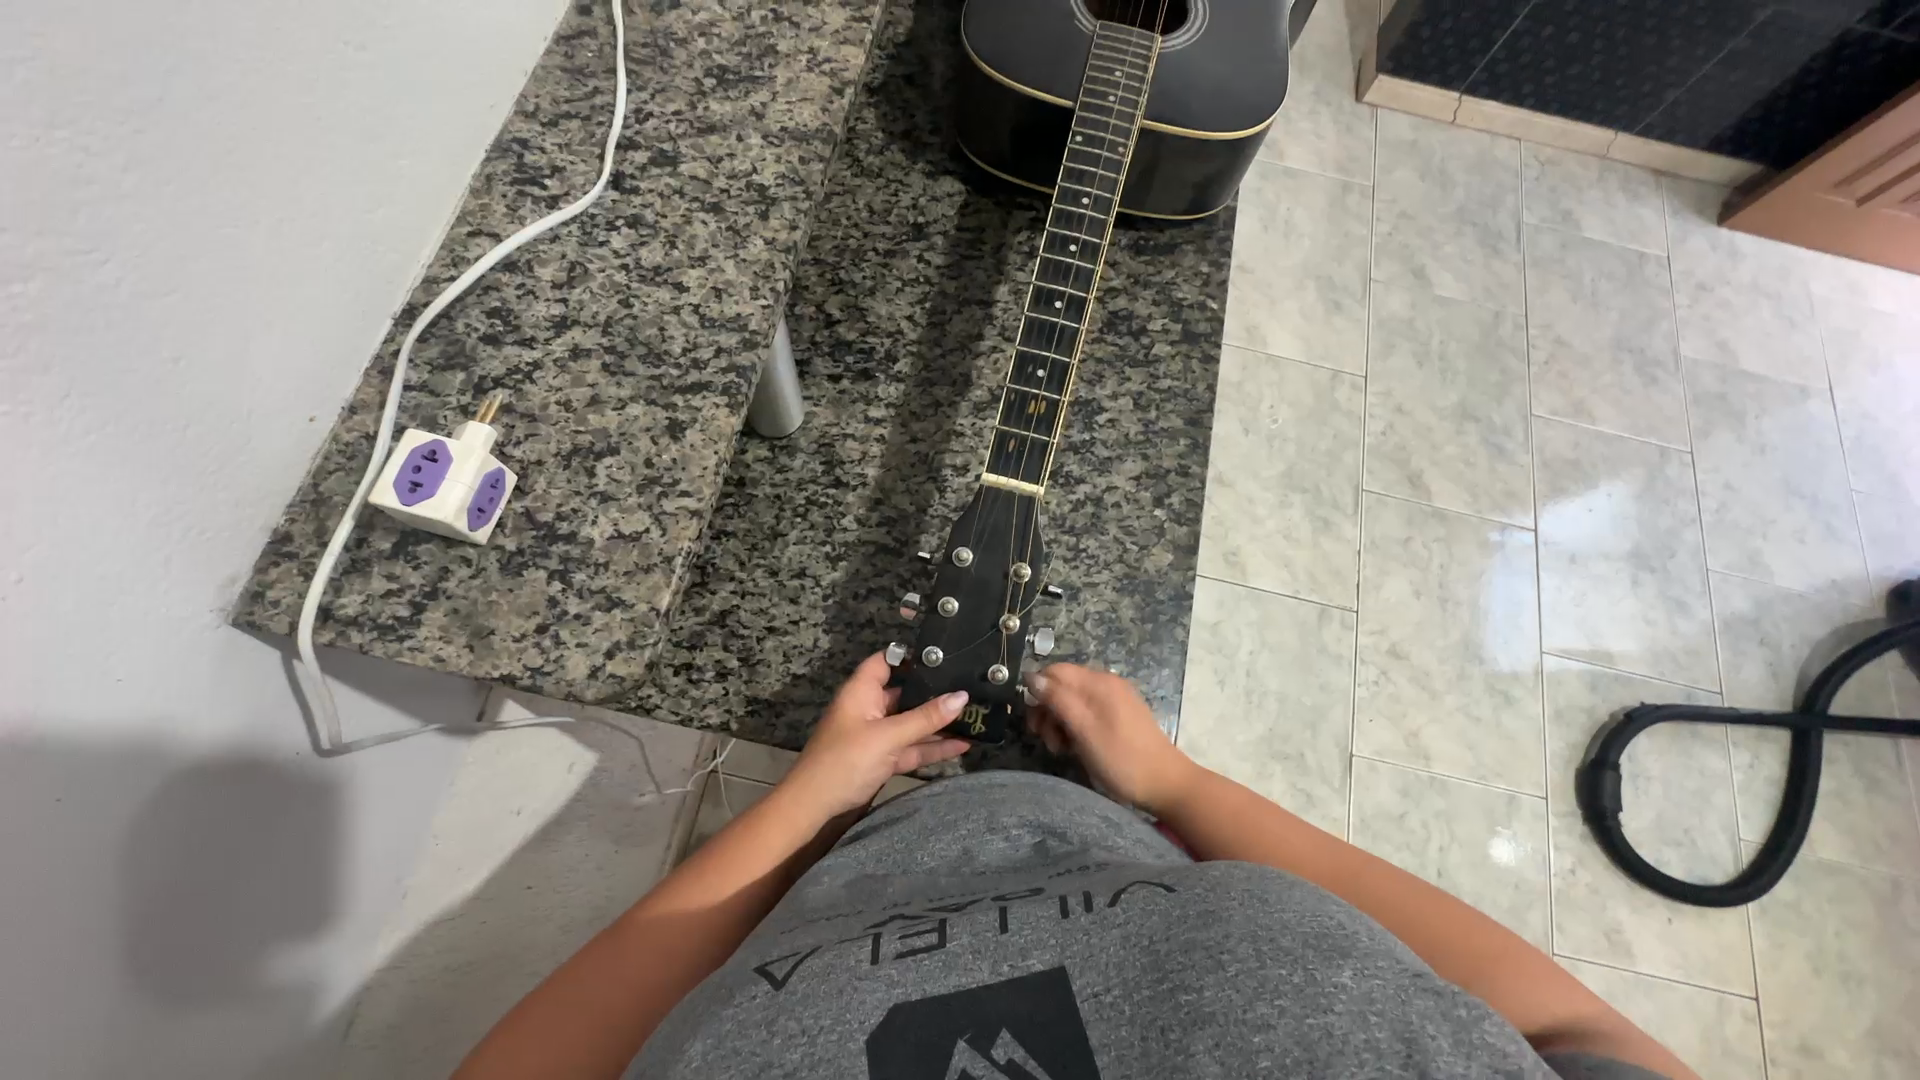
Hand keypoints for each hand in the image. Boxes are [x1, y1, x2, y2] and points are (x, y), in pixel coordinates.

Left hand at [781, 652, 972, 817]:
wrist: (813, 807)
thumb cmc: (845, 760)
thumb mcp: (888, 737)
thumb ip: (925, 718)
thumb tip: (961, 696)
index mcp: (862, 691)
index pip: (886, 661)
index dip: (911, 655)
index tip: (944, 654)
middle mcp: (870, 708)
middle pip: (905, 693)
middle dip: (935, 691)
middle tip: (971, 685)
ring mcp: (876, 735)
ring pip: (912, 723)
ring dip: (939, 723)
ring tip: (976, 716)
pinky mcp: (883, 758)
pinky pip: (912, 747)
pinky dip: (933, 747)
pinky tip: (962, 745)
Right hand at [1029, 663, 1201, 815]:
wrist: (1165, 785)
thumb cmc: (1121, 758)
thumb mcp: (1084, 730)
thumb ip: (1057, 700)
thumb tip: (1031, 677)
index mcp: (1098, 682)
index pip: (1054, 671)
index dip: (1038, 693)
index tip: (1035, 724)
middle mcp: (1106, 684)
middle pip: (1062, 686)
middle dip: (1048, 712)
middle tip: (1049, 741)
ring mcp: (1115, 700)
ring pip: (1072, 702)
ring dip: (1060, 723)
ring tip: (1062, 749)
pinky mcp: (1119, 716)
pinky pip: (1088, 713)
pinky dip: (1076, 728)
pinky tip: (1077, 748)